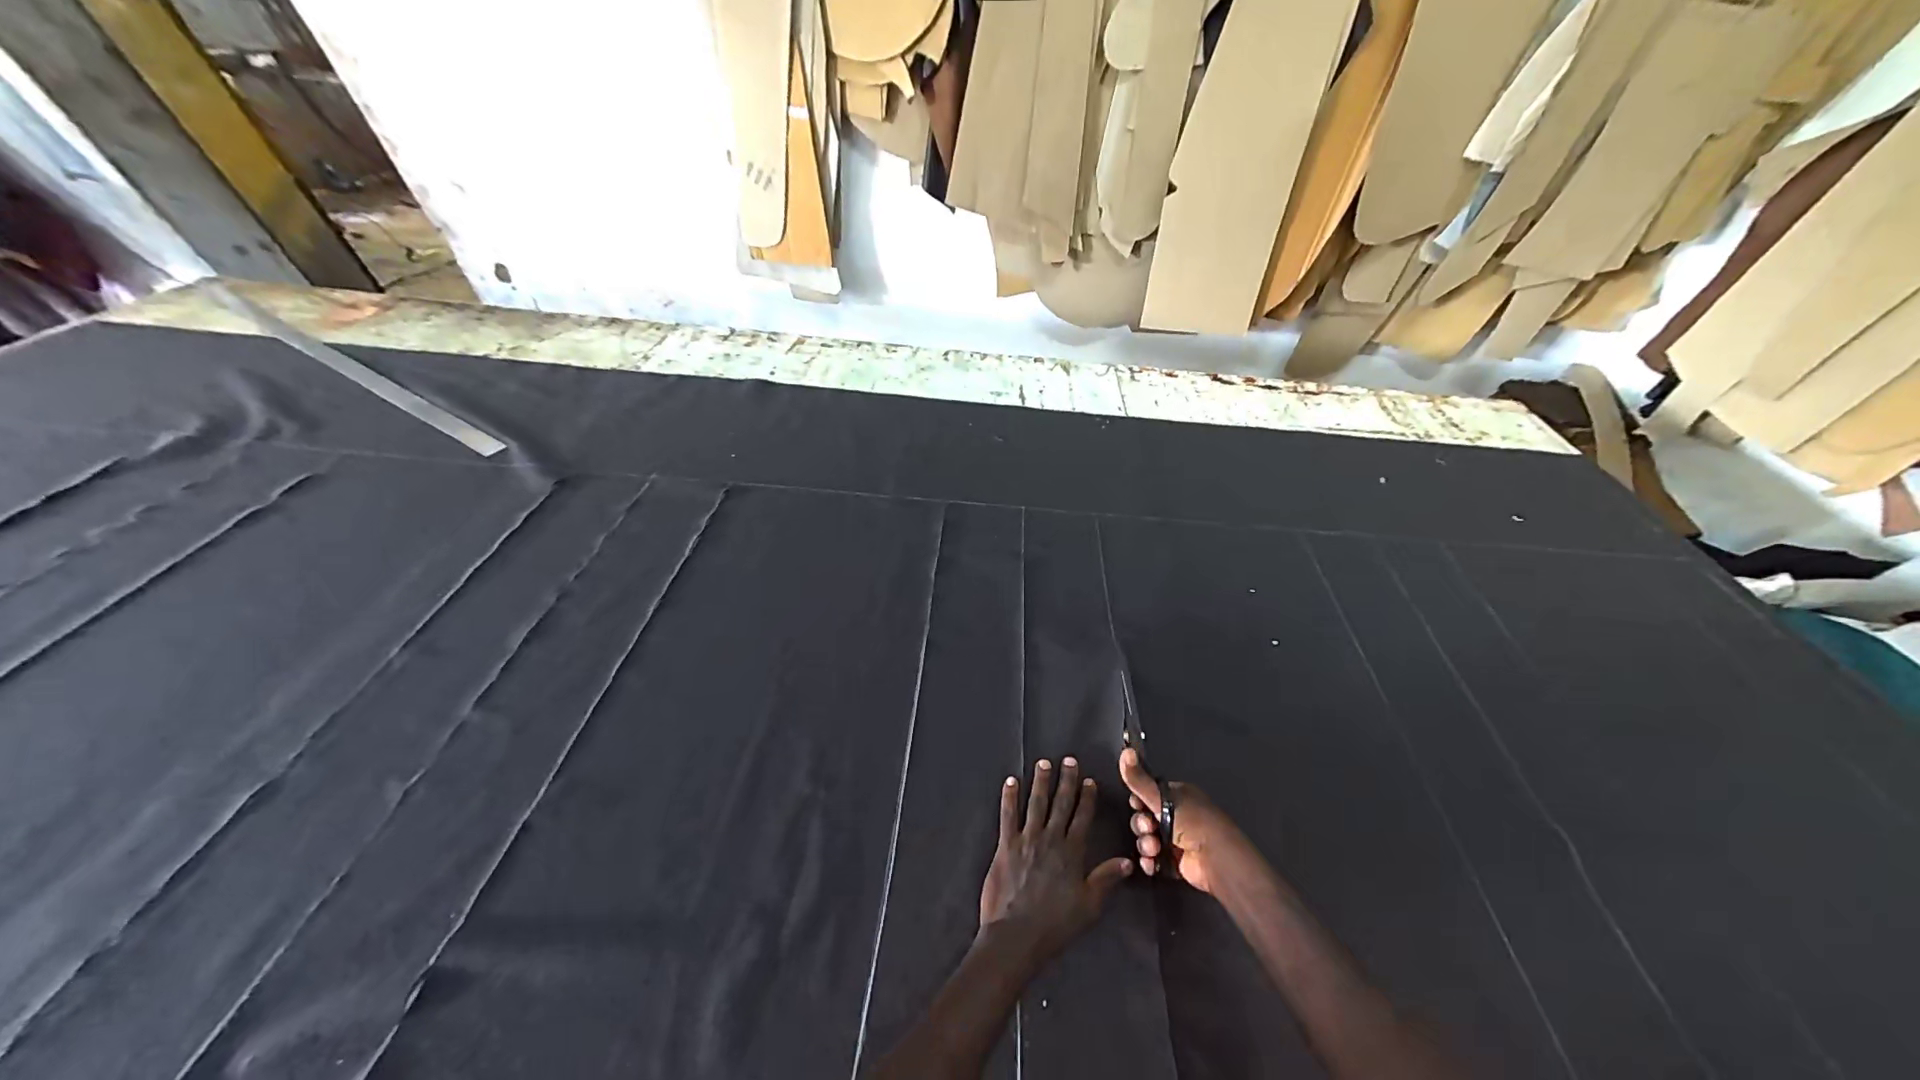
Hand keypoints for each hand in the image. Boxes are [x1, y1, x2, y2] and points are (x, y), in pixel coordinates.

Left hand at [979, 757, 1133, 960]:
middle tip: (1068, 760)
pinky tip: (1011, 781)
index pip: (1082, 817)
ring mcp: (1026, 840)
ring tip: (1043, 762)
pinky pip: (1007, 815)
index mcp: (1072, 852)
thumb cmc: (1056, 924)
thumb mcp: (1089, 905)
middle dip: (1065, 780)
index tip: (1089, 780)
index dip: (1086, 797)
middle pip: (1060, 804)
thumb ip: (1106, 879)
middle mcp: (1050, 839)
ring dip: (1040, 781)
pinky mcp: (1005, 845)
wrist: (1016, 935)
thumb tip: (1127, 861)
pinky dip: (1009, 797)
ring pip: (1035, 803)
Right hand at [1119, 747, 1243, 893]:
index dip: (1139, 801)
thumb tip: (1125, 752)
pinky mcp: (1175, 861)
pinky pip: (1153, 858)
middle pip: (1145, 817)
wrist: (1217, 860)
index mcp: (1178, 795)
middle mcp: (1177, 815)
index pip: (1149, 794)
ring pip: (1147, 839)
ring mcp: (1176, 839)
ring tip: (1154, 849)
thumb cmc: (1194, 823)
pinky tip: (1152, 863)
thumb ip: (1140, 780)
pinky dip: (1150, 861)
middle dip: (1142, 825)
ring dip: (1146, 844)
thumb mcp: (1163, 798)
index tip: (1137, 805)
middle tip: (1148, 828)